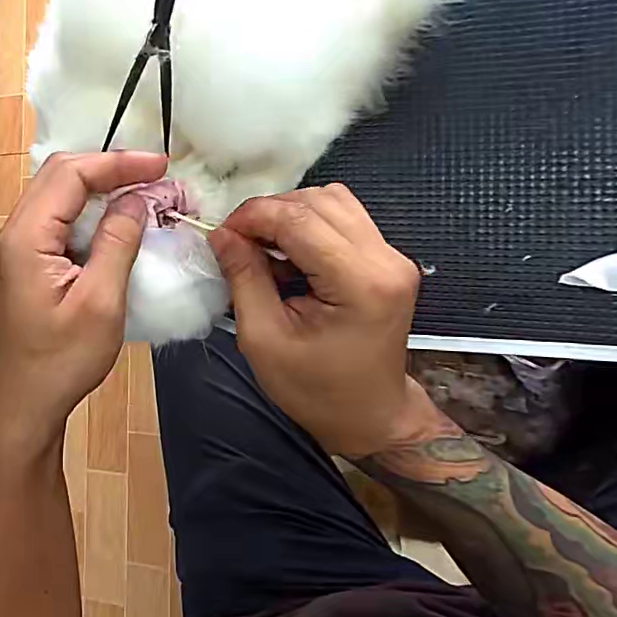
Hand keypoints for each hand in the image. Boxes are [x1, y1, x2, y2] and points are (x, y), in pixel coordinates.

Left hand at [0, 150, 168, 430]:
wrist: (30, 401)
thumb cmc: (63, 360)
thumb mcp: (101, 301)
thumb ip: (117, 242)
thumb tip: (138, 200)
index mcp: (26, 238)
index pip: (71, 175)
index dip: (119, 163)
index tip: (161, 165)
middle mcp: (17, 233)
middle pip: (63, 176)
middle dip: (113, 168)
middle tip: (159, 175)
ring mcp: (22, 247)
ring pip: (64, 196)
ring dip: (107, 189)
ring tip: (149, 193)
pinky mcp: (33, 262)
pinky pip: (66, 220)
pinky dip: (98, 212)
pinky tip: (125, 220)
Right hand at [209, 184, 427, 458]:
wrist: (371, 415)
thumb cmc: (317, 392)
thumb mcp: (265, 340)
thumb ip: (244, 278)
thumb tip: (223, 234)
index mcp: (361, 283)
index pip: (300, 219)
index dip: (253, 217)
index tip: (222, 235)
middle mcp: (386, 260)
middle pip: (320, 201)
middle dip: (270, 213)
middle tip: (240, 244)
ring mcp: (394, 257)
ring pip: (335, 201)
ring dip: (291, 215)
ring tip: (265, 250)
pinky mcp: (390, 260)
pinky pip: (346, 219)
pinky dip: (311, 226)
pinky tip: (292, 256)